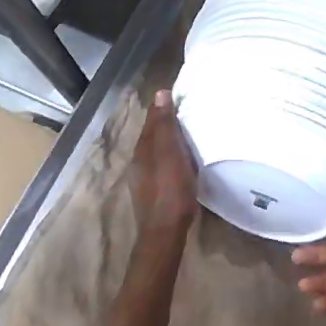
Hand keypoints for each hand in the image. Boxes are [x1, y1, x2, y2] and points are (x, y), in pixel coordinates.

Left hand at [130, 89, 197, 236]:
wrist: (164, 232)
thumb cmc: (170, 187)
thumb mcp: (170, 151)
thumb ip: (165, 124)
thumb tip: (160, 93)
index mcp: (142, 147)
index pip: (152, 120)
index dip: (164, 109)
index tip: (180, 100)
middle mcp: (138, 160)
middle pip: (152, 136)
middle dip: (166, 126)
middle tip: (187, 118)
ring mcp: (143, 178)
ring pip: (156, 153)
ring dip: (168, 145)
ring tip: (187, 141)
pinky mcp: (151, 193)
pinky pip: (161, 168)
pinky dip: (170, 161)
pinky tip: (181, 166)